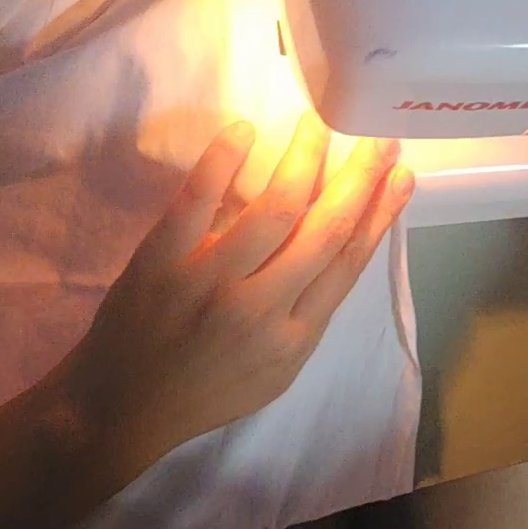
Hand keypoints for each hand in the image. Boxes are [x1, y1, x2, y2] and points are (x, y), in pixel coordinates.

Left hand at [58, 112, 413, 471]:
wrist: (125, 405)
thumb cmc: (208, 388)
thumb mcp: (276, 369)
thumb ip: (308, 310)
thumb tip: (341, 246)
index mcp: (294, 336)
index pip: (348, 263)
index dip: (380, 215)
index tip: (402, 176)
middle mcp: (260, 308)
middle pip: (323, 229)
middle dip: (358, 179)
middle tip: (377, 137)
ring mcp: (209, 280)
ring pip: (273, 209)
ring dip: (303, 159)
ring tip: (318, 123)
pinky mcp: (162, 259)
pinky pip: (197, 200)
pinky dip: (222, 161)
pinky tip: (244, 130)